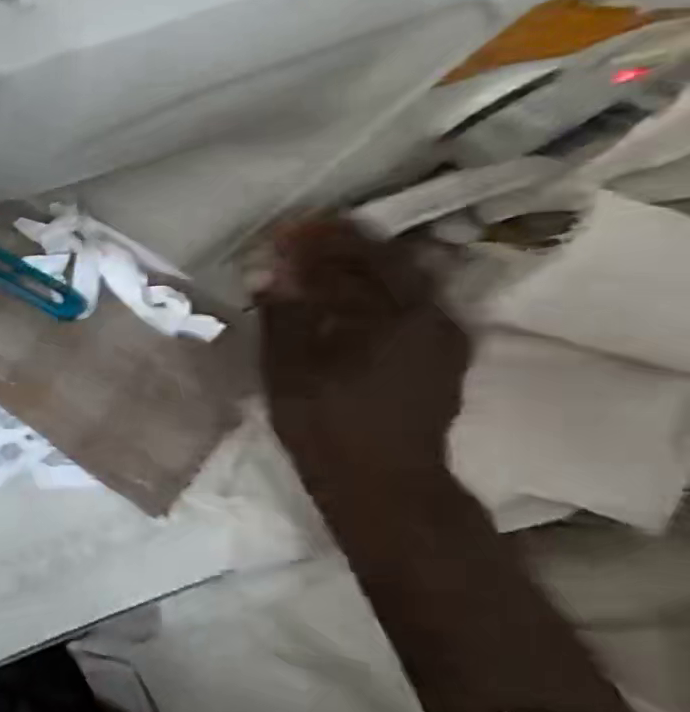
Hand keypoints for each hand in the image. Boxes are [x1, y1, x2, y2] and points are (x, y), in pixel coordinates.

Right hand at [258, 219, 471, 474]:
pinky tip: (346, 299)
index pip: (357, 258)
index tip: (284, 229)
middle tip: (301, 239)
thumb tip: (269, 274)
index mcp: (396, 316)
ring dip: (360, 269)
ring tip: (319, 265)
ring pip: (402, 284)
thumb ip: (283, 316)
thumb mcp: (290, 369)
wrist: (382, 482)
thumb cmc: (328, 425)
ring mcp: (443, 337)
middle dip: (342, 247)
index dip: (319, 240)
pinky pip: (407, 305)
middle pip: (389, 264)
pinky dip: (374, 292)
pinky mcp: (439, 356)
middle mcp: (431, 316)